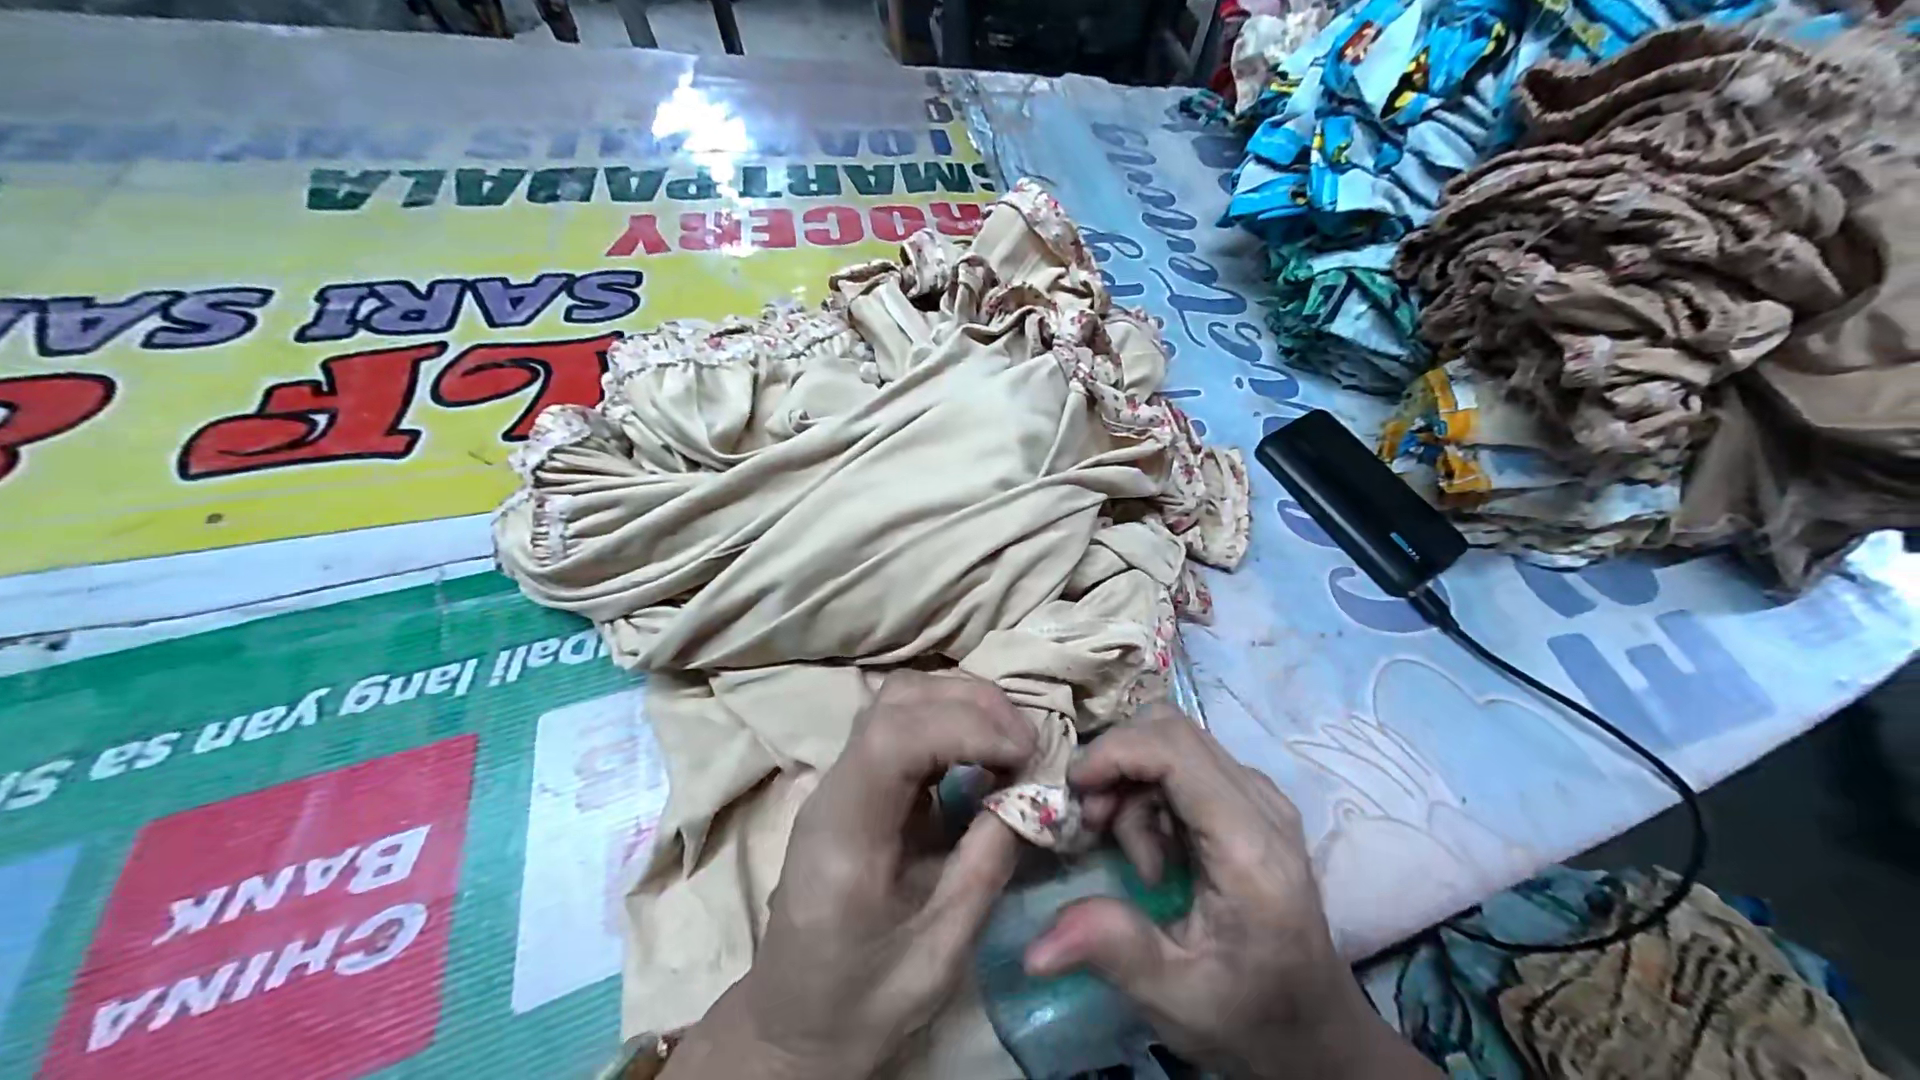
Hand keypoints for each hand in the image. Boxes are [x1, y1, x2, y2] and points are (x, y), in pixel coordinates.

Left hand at [665, 671, 1037, 1079]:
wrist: (796, 1018)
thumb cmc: (865, 998)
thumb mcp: (943, 947)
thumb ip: (988, 860)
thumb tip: (1034, 792)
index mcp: (843, 833)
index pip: (893, 738)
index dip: (966, 727)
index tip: (1025, 755)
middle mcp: (833, 787)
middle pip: (898, 700)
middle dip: (974, 705)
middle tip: (1029, 746)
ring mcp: (841, 777)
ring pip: (900, 699)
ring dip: (964, 705)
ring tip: (1011, 744)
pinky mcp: (857, 780)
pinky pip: (904, 722)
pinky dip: (952, 720)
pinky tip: (983, 751)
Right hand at [1022, 707, 1438, 1079]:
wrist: (1316, 1029)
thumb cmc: (1251, 1015)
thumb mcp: (1177, 999)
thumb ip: (1114, 951)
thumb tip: (1034, 948)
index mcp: (1250, 847)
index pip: (1176, 750)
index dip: (1116, 752)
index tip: (1075, 790)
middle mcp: (1261, 803)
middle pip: (1172, 730)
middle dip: (1116, 762)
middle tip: (1094, 822)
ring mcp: (1259, 795)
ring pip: (1173, 740)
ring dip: (1130, 779)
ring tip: (1126, 849)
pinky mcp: (1248, 799)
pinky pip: (1183, 761)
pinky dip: (1147, 787)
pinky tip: (1150, 845)